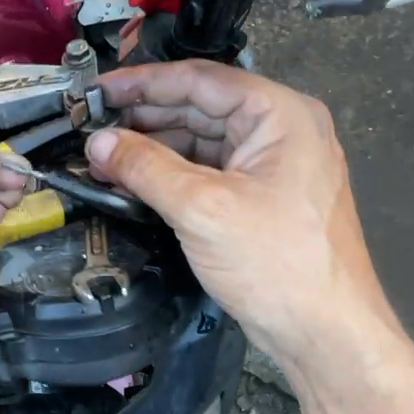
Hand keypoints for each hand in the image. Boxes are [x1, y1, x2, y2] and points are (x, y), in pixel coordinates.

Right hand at [84, 60, 392, 365]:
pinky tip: (130, 182)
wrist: (324, 332)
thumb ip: (145, 168)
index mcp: (280, 115)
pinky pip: (205, 171)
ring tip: (100, 159)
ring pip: (198, 141)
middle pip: (198, 108)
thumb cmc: (274, 263)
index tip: (95, 93)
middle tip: (89, 128)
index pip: (200, 80)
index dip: (142, 82)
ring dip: (150, 148)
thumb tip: (96, 142)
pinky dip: (167, 174)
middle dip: (142, 118)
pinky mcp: (258, 198)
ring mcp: (270, 166)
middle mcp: (279, 131)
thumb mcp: (201, 209)